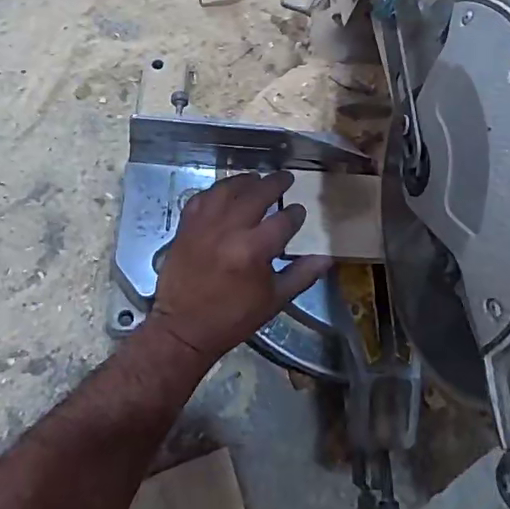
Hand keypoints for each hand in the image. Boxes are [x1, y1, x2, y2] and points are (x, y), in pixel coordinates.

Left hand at [145, 172, 330, 367]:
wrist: (182, 330)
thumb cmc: (232, 318)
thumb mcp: (274, 301)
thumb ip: (302, 275)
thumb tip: (327, 258)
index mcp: (254, 250)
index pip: (284, 220)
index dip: (295, 214)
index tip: (299, 212)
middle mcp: (229, 230)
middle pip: (257, 193)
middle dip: (275, 183)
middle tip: (285, 178)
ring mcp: (205, 226)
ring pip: (228, 189)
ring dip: (245, 181)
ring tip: (256, 179)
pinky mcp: (186, 228)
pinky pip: (202, 198)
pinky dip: (216, 191)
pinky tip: (225, 192)